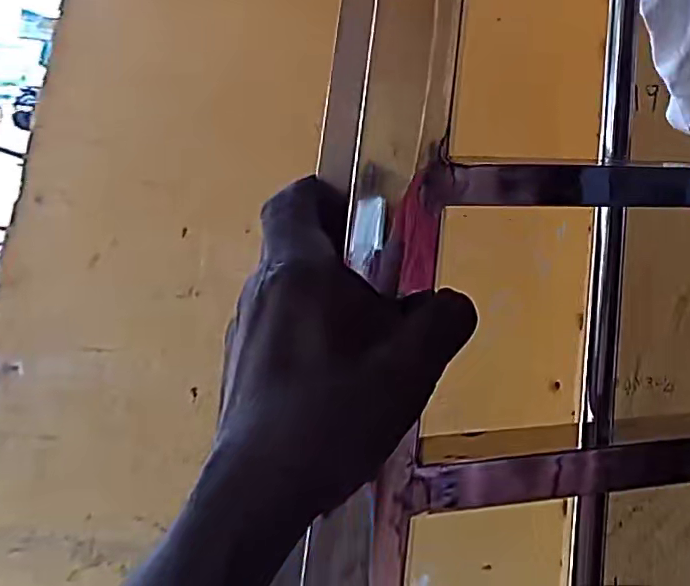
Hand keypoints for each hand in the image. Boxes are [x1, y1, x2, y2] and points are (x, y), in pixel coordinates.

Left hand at [212, 176, 475, 523]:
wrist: (258, 498)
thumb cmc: (336, 409)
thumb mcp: (416, 359)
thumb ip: (446, 316)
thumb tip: (448, 304)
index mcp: (299, 272)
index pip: (294, 200)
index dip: (327, 191)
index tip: (363, 210)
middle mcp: (263, 292)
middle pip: (299, 244)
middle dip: (345, 251)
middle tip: (388, 278)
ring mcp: (245, 333)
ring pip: (293, 288)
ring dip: (332, 295)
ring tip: (373, 335)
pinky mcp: (241, 370)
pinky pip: (282, 325)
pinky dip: (315, 330)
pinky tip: (345, 375)